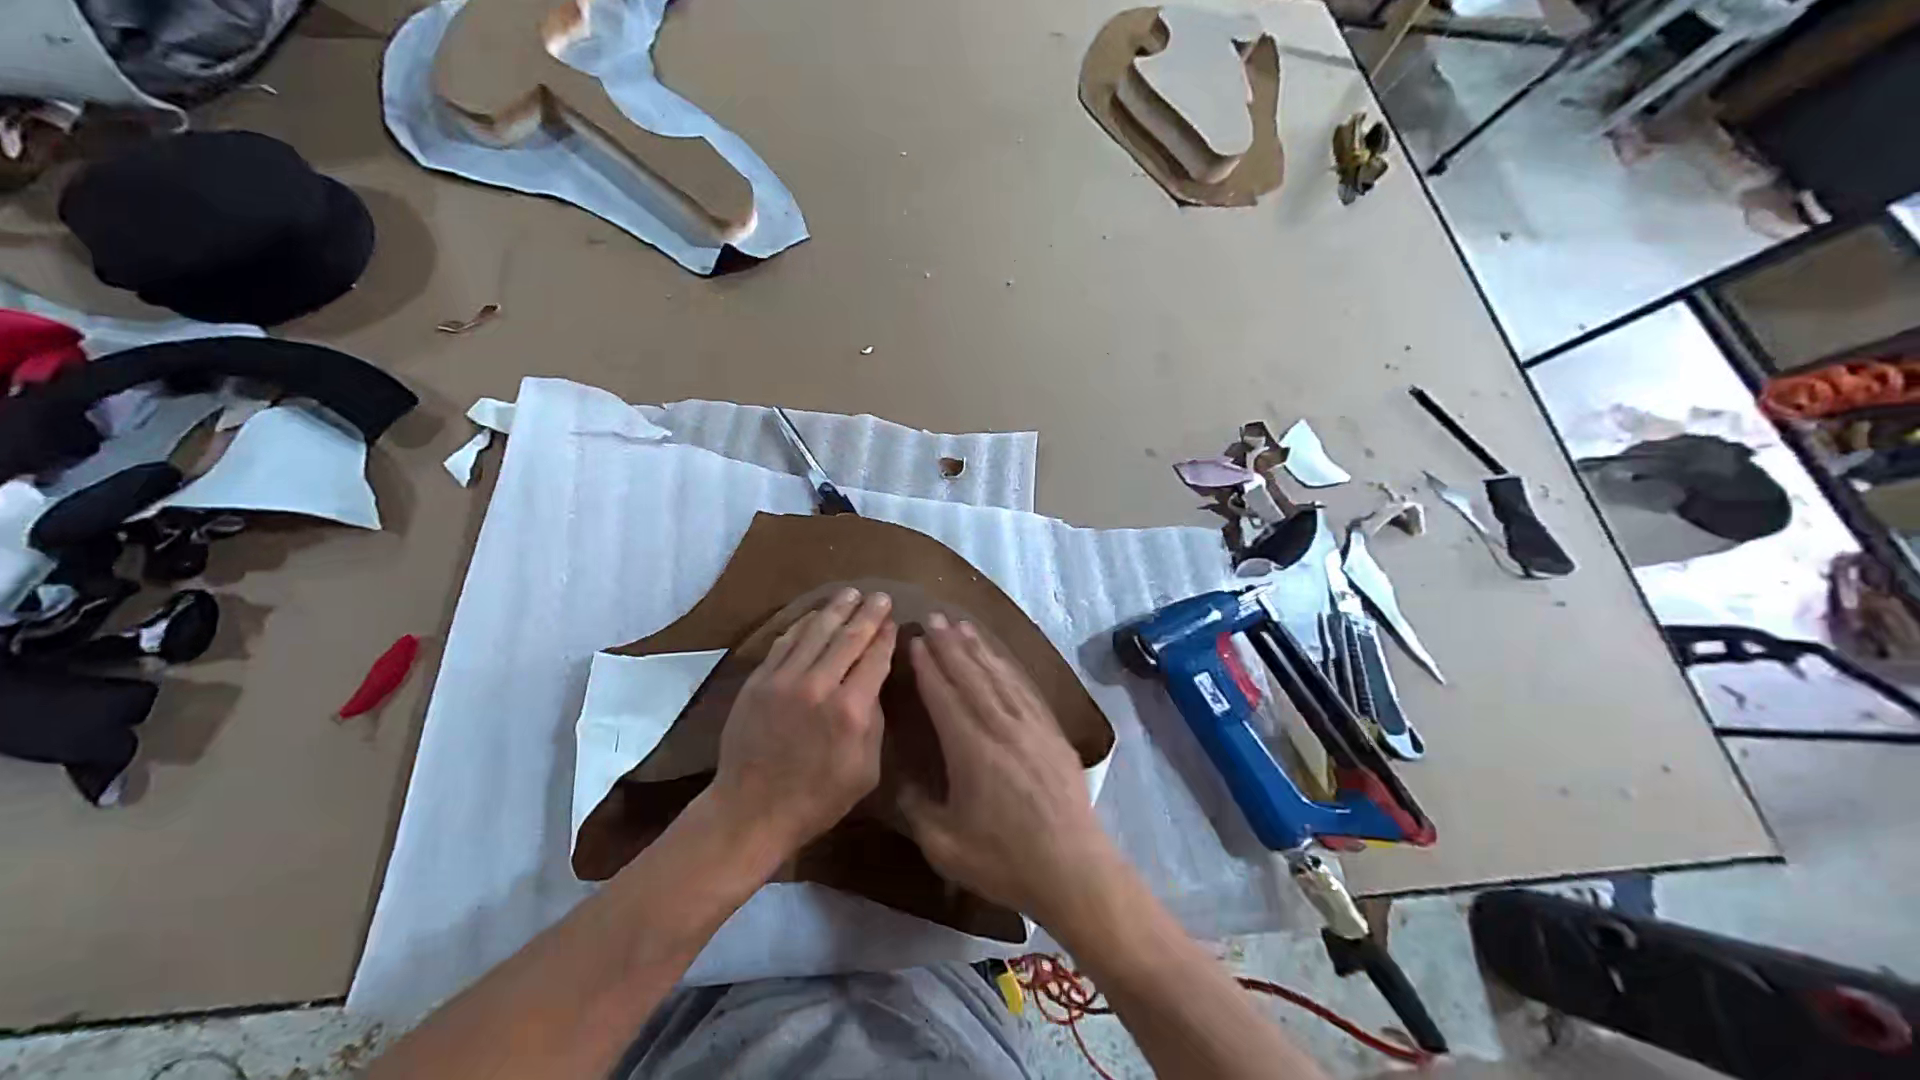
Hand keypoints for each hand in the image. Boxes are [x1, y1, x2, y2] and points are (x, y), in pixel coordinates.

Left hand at [712, 587, 895, 857]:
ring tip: (851, 593)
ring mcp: (784, 680)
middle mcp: (819, 686)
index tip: (893, 621)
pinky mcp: (759, 681)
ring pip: (815, 632)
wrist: (752, 809)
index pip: (875, 659)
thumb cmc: (818, 798)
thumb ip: (874, 721)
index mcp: (851, 710)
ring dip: (836, 610)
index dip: (886, 637)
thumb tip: (875, 684)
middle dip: (868, 613)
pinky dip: (803, 625)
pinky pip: (785, 642)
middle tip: (880, 596)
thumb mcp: (866, 769)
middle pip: (849, 637)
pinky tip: (815, 615)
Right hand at [900, 614, 1123, 926]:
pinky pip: (1026, 691)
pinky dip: (1010, 669)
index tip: (914, 642)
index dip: (928, 667)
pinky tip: (1003, 661)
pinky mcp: (1053, 735)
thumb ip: (917, 810)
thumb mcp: (945, 846)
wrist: (1074, 870)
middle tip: (935, 619)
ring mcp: (1032, 727)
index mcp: (971, 749)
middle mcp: (1002, 726)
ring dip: (980, 649)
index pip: (944, 695)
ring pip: (1001, 677)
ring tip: (964, 627)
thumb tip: (901, 782)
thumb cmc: (1005, 861)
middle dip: (950, 646)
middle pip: (972, 676)